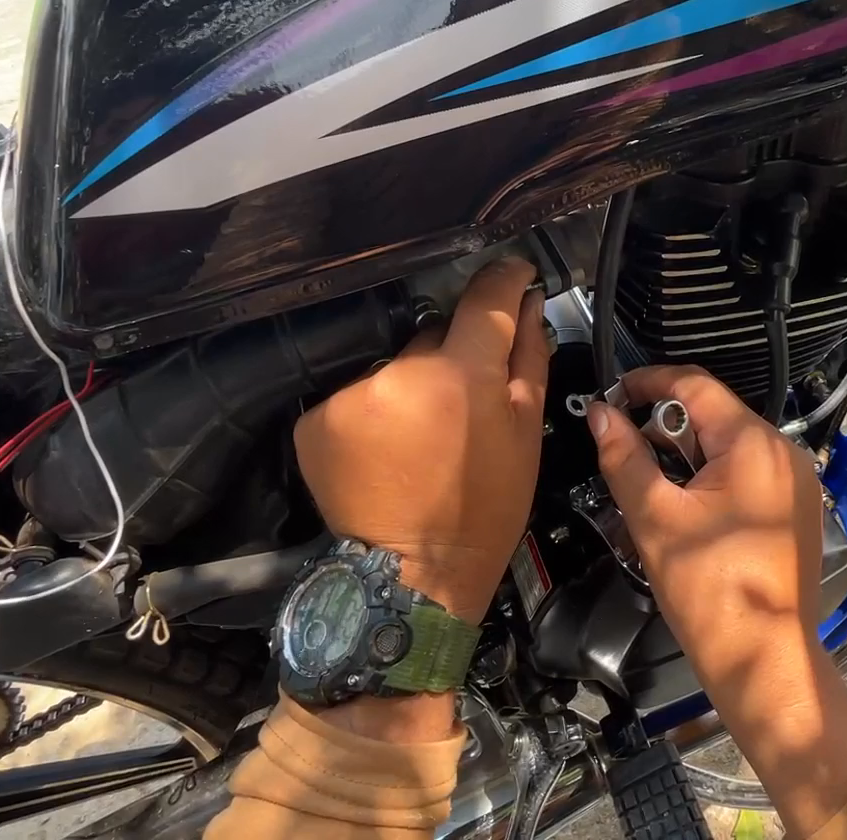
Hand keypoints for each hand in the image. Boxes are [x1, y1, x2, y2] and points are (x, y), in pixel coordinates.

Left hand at [294, 258, 549, 624]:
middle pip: (434, 335)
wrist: (416, 572)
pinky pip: (358, 393)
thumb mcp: (524, 431)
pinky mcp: (317, 419)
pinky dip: (374, 410)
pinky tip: (386, 447)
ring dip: (410, 384)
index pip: (485, 297)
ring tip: (421, 433)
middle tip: (461, 402)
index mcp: (462, 373)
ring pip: (395, 364)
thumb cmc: (485, 505)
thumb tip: (530, 302)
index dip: (505, 279)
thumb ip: (528, 356)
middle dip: (451, 356)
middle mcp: (400, 371)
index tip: (514, 273)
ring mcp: (352, 394)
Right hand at [586, 366, 846, 834]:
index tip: (614, 395)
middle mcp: (783, 452)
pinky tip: (686, 507)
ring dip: (685, 453)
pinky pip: (746, 472)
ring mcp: (795, 482)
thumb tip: (600, 414)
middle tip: (625, 448)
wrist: (764, 662)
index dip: (648, 382)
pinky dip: (710, 475)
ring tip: (651, 484)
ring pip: (728, 444)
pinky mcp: (795, 509)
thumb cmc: (709, 590)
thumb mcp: (654, 516)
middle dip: (664, 424)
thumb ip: (624, 457)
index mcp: (754, 443)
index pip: (695, 384)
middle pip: (713, 413)